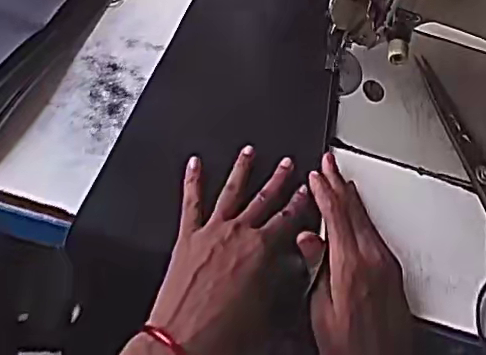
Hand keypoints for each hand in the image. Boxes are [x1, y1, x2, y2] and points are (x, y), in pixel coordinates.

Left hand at [126, 146, 313, 354]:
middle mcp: (238, 233)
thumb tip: (290, 277)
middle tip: (287, 163)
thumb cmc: (222, 338)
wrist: (180, 346)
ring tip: (248, 151)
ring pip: (231, 190)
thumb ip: (279, 287)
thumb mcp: (265, 315)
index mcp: (260, 251)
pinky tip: (194, 163)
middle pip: (263, 198)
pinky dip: (192, 181)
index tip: (306, 190)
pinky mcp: (188, 237)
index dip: (299, 203)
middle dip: (278, 178)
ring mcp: (212, 231)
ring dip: (242, 169)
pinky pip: (191, 202)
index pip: (286, 219)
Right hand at [299, 152, 413, 354]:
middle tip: (328, 161)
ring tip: (340, 178)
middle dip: (338, 181)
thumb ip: (316, 270)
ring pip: (365, 217)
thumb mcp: (321, 315)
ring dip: (351, 195)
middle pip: (353, 208)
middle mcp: (372, 258)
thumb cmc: (351, 351)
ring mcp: (386, 262)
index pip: (336, 215)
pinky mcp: (394, 270)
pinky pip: (375, 229)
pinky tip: (357, 210)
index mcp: (350, 265)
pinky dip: (362, 213)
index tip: (314, 175)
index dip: (324, 191)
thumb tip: (307, 238)